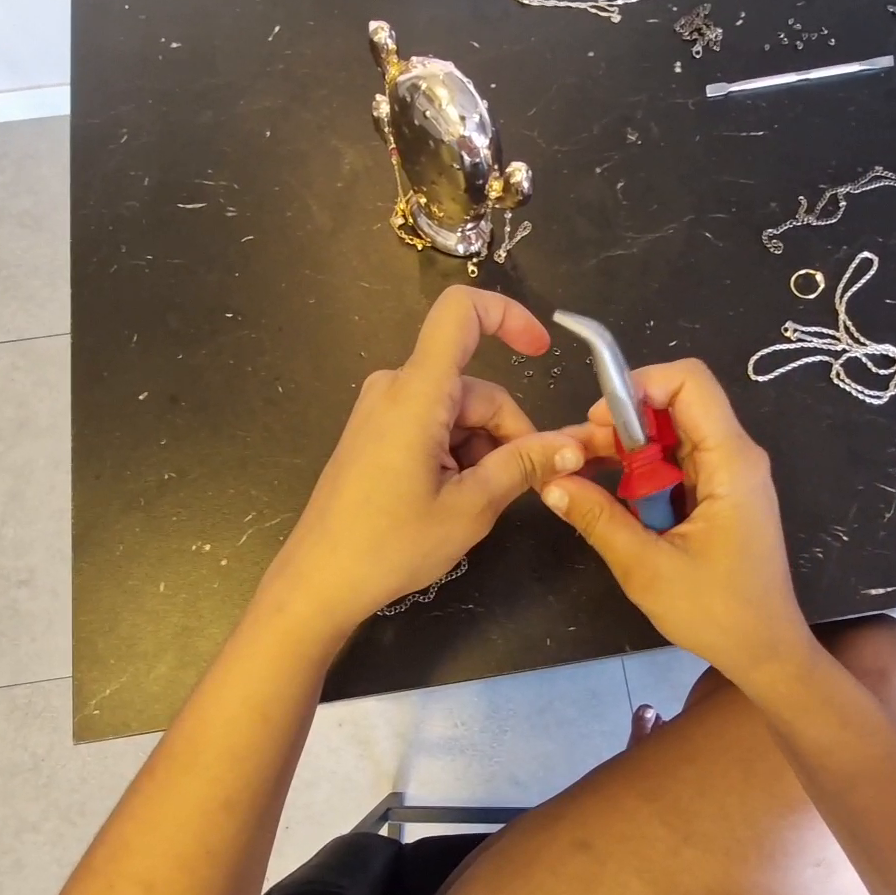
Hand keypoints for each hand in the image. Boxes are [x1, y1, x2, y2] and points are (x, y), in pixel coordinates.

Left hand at [261, 286, 586, 627]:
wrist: (320, 581)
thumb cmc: (392, 545)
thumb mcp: (472, 507)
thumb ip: (525, 465)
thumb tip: (575, 444)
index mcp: (416, 393)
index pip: (460, 313)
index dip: (509, 315)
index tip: (542, 350)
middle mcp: (395, 388)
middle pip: (474, 386)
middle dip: (507, 431)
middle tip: (522, 487)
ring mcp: (381, 411)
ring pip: (458, 411)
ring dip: (482, 450)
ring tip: (476, 502)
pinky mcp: (376, 433)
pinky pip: (433, 425)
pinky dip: (456, 453)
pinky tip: (452, 497)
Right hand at [540, 359, 818, 677]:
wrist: (764, 651)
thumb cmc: (715, 612)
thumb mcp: (645, 567)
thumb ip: (597, 519)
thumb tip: (550, 482)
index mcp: (731, 462)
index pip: (690, 382)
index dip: (640, 384)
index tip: (599, 419)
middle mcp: (735, 456)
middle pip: (675, 404)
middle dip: (622, 420)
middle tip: (578, 452)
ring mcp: (728, 474)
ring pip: (670, 432)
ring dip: (625, 447)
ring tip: (582, 472)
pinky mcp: (718, 493)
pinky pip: (675, 461)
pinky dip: (640, 470)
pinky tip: (608, 492)